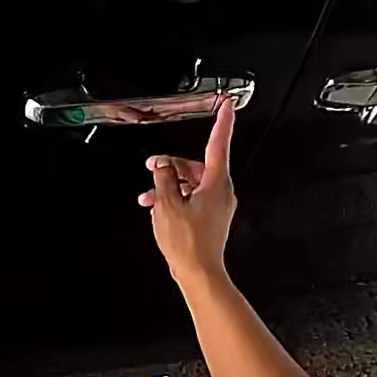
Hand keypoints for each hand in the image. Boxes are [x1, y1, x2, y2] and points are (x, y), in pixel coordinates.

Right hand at [138, 98, 236, 285]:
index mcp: (216, 183)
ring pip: (191, 185)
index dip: (223, 121)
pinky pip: (192, 200)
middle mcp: (221, 192)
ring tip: (149, 198)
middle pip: (196, 167)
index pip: (219, 143)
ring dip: (169, 187)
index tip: (228, 104)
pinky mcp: (210, 219)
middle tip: (152, 168)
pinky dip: (175, 200)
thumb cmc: (188, 243)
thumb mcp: (167, 204)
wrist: (198, 272)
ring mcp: (217, 206)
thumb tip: (162, 166)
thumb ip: (163, 179)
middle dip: (172, 167)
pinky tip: (159, 210)